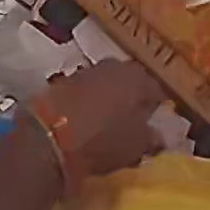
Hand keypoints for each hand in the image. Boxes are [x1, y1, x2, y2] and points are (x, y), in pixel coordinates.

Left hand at [38, 61, 165, 177]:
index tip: (157, 128)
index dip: (159, 111)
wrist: (49, 134)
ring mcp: (87, 71)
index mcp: (138, 76)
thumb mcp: (136, 144)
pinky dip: (90, 104)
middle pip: (131, 84)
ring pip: (108, 86)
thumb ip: (153, 137)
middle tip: (134, 126)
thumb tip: (160, 135)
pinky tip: (88, 123)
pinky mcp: (64, 81)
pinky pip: (87, 93)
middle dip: (133, 102)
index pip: (158, 91)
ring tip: (110, 127)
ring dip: (111, 102)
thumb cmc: (104, 138)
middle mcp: (114, 65)